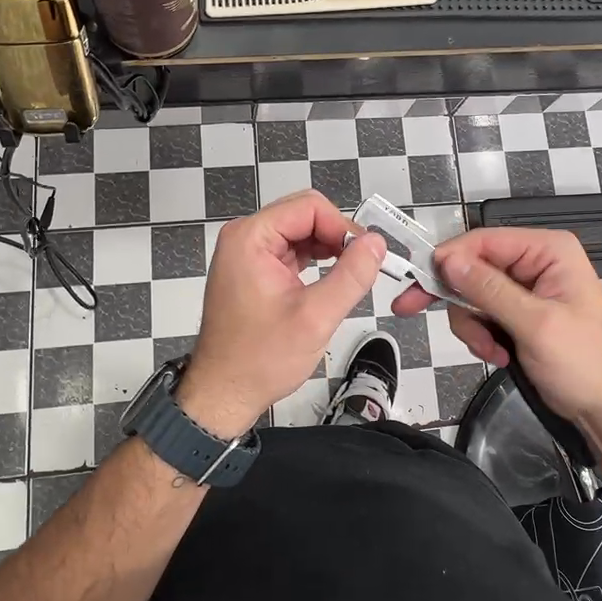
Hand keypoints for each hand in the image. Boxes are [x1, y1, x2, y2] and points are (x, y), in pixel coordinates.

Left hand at [179, 190, 385, 437]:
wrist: (224, 393)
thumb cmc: (260, 359)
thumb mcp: (316, 317)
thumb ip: (351, 276)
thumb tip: (377, 243)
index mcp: (250, 238)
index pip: (309, 207)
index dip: (342, 227)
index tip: (365, 256)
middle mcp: (245, 237)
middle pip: (304, 214)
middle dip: (336, 236)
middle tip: (361, 266)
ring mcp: (247, 253)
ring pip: (300, 231)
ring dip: (328, 248)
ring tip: (350, 276)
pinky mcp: (253, 269)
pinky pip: (291, 250)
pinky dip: (315, 259)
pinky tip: (331, 280)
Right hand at [391, 228, 601, 424]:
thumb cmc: (585, 364)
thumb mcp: (535, 325)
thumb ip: (489, 290)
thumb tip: (448, 260)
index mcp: (548, 251)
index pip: (484, 240)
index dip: (450, 259)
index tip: (419, 282)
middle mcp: (536, 261)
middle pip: (473, 265)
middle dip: (457, 298)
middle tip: (411, 309)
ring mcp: (526, 288)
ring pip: (472, 293)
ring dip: (472, 325)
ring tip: (492, 352)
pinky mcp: (518, 312)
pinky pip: (482, 313)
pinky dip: (481, 335)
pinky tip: (498, 355)